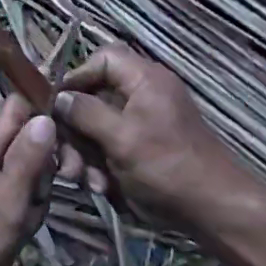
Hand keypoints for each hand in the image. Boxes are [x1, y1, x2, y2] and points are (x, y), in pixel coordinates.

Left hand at [0, 94, 60, 265]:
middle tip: (56, 185)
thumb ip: (28, 156)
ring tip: (31, 211)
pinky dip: (29, 199)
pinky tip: (27, 219)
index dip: (44, 115)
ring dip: (38, 185)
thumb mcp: (11, 197)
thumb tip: (46, 117)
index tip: (68, 136)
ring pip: (26, 162)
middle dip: (44, 160)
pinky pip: (19, 183)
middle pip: (24, 135)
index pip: (15, 108)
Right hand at [52, 44, 249, 227]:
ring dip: (84, 154)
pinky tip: (99, 187)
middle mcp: (143, 96)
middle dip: (75, 130)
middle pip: (94, 97)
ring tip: (83, 180)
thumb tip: (59, 98)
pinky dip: (101, 166)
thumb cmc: (166, 166)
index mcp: (145, 80)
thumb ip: (86, 113)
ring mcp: (142, 124)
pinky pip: (110, 148)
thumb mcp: (121, 138)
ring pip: (97, 128)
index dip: (76, 77)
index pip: (104, 58)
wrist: (210, 206)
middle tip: (64, 158)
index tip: (55, 104)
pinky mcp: (141, 149)